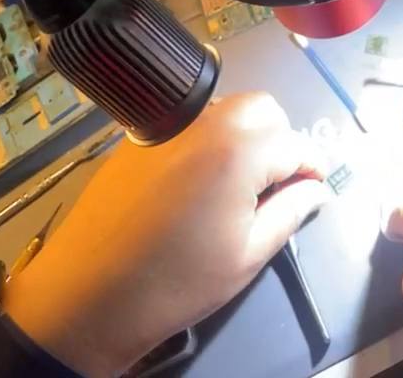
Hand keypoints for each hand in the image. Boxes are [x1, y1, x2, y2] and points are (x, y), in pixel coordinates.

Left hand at [1, 93, 333, 377]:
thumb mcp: (247, 255)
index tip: (314, 188)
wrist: (86, 295)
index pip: (297, 143)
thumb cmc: (175, 283)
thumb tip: (316, 189)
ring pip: (230, 107)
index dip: (312, 167)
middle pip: (265, 110)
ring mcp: (175, 123)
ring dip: (246, 132)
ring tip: (236, 182)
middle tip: (273, 185)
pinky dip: (211, 136)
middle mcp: (211, 121)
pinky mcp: (145, 133)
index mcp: (241, 150)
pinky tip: (198, 179)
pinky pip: (194, 120)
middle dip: (280, 139)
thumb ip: (291, 212)